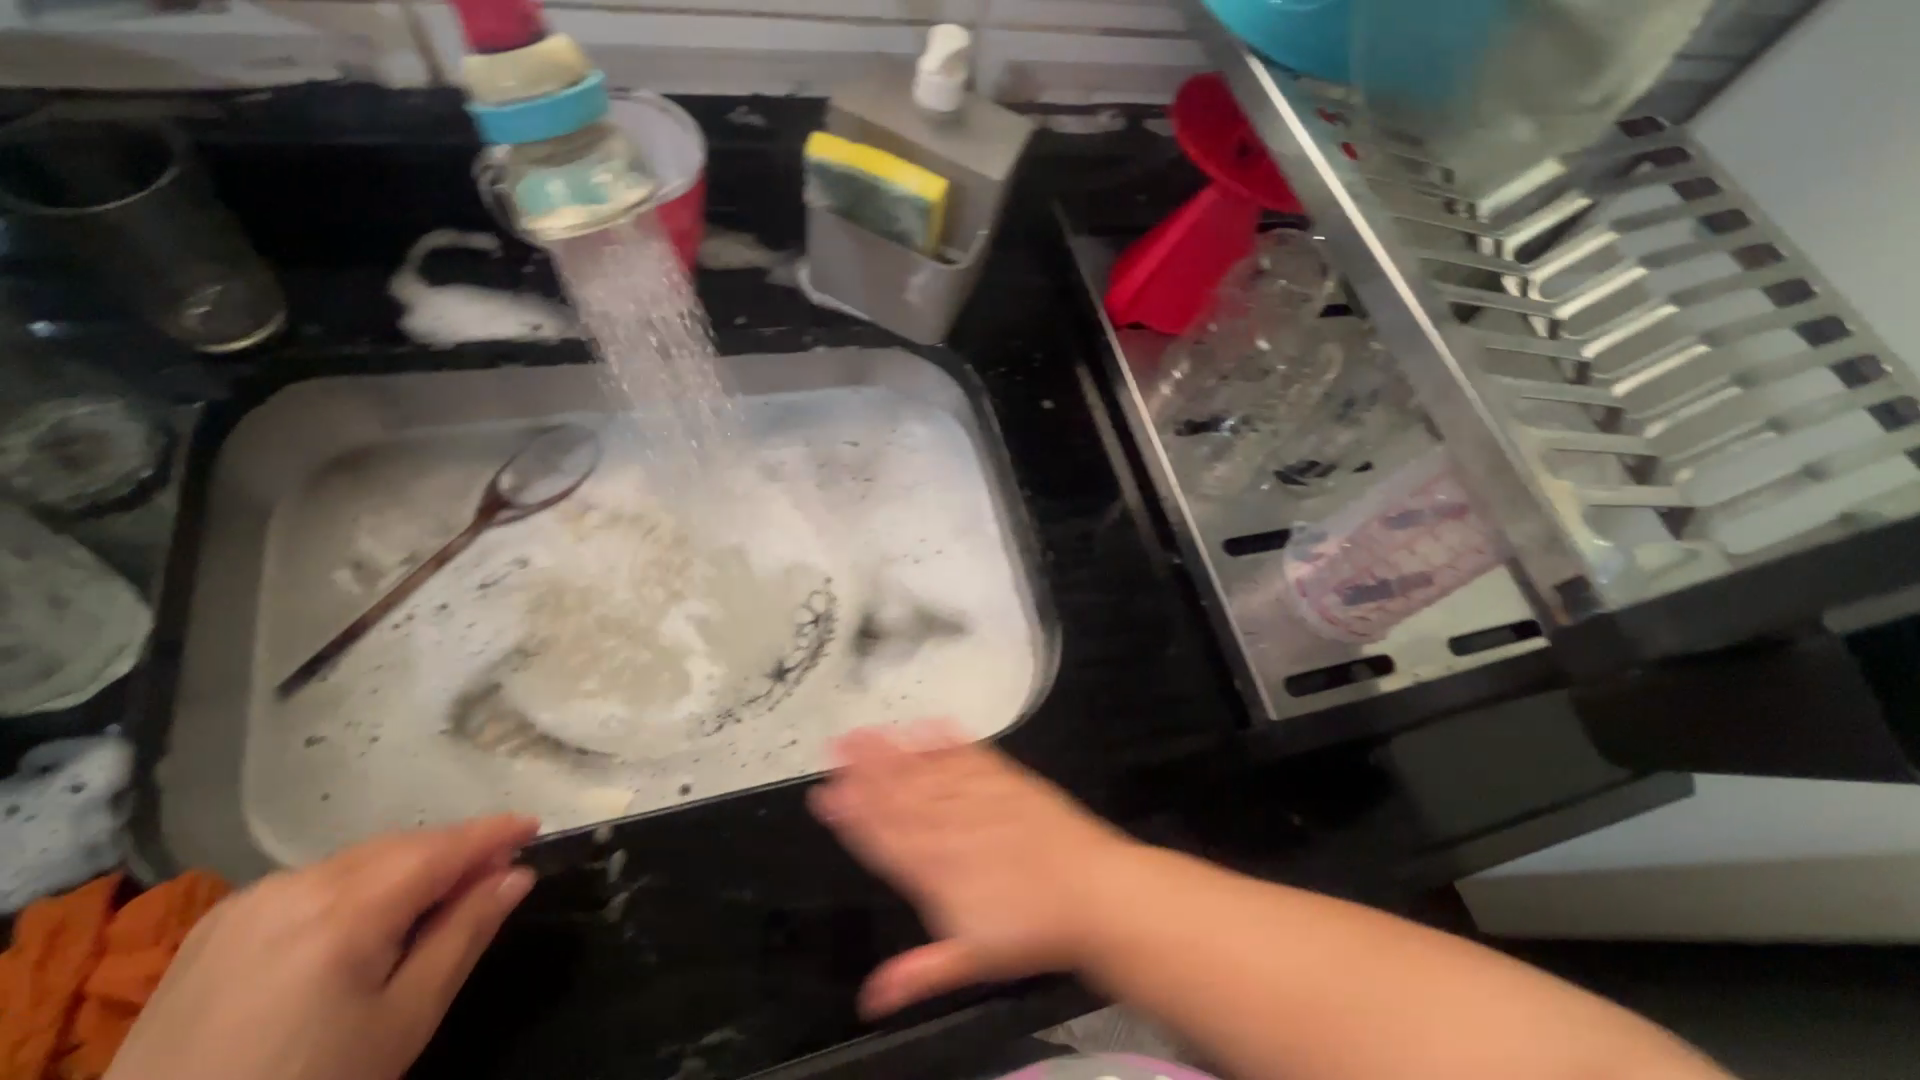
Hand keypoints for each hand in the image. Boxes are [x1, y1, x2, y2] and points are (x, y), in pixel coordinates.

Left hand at [106, 815, 538, 1079]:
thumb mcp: (404, 1021)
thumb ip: (463, 937)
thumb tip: (516, 877)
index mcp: (345, 909)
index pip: (440, 848)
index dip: (492, 833)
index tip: (535, 826)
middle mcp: (294, 885)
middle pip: (397, 848)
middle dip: (452, 850)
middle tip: (498, 870)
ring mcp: (247, 902)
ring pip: (353, 862)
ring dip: (405, 867)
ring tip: (439, 895)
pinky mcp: (215, 926)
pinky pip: (308, 884)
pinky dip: (355, 885)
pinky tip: (366, 919)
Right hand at [808, 723, 1139, 1016]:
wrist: (1099, 897)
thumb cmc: (1036, 932)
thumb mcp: (975, 960)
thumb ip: (920, 971)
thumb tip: (871, 1000)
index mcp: (940, 873)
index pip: (887, 840)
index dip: (854, 817)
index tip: (827, 796)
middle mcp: (956, 831)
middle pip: (903, 798)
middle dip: (866, 772)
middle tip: (836, 746)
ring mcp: (984, 801)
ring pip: (930, 773)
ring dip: (896, 751)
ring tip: (868, 730)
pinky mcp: (1012, 782)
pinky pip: (974, 758)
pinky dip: (950, 742)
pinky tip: (930, 727)